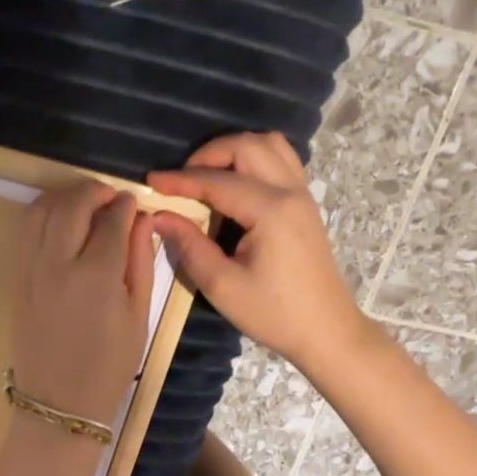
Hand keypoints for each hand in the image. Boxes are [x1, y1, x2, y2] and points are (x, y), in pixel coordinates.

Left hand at [11, 180, 154, 427]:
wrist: (60, 403)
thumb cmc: (109, 366)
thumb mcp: (138, 317)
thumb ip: (140, 262)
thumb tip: (141, 220)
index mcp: (97, 276)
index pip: (112, 220)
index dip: (126, 205)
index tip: (134, 203)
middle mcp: (58, 265)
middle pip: (73, 205)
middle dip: (94, 190)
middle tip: (110, 196)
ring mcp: (30, 270)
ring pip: (41, 210)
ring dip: (64, 196)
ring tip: (84, 203)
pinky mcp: (15, 279)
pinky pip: (24, 231)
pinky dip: (42, 214)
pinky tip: (60, 220)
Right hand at [146, 133, 376, 368]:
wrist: (326, 330)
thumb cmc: (273, 314)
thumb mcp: (222, 286)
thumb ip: (190, 246)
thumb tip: (161, 217)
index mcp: (270, 211)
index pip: (217, 182)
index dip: (180, 180)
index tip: (151, 182)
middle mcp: (290, 191)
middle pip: (248, 146)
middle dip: (209, 155)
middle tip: (181, 178)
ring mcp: (303, 194)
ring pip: (269, 145)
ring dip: (234, 151)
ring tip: (207, 176)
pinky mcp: (305, 204)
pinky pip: (281, 162)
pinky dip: (253, 161)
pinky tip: (234, 185)